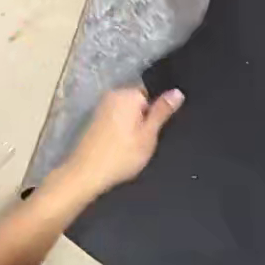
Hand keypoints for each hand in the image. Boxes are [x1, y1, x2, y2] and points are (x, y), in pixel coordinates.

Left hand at [49, 87, 182, 200]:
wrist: (86, 174)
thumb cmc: (122, 155)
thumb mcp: (149, 134)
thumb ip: (162, 110)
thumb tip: (177, 91)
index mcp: (128, 94)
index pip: (152, 91)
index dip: (158, 110)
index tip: (158, 128)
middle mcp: (113, 95)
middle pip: (139, 101)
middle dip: (146, 117)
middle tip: (147, 139)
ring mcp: (102, 107)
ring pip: (128, 111)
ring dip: (134, 124)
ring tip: (135, 145)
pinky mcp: (96, 119)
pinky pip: (117, 118)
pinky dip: (122, 129)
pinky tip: (123, 146)